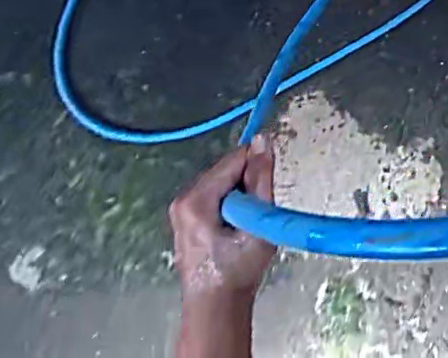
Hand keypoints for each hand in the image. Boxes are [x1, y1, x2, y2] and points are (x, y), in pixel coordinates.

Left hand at [170, 136, 276, 301]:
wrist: (216, 308)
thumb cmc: (238, 270)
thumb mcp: (258, 221)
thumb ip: (261, 178)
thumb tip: (263, 139)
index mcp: (195, 200)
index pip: (236, 158)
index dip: (257, 169)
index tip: (265, 193)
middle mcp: (183, 199)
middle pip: (228, 168)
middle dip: (248, 182)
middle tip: (257, 211)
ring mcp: (182, 209)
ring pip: (225, 179)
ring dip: (243, 192)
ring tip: (248, 220)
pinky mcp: (187, 216)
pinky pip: (218, 192)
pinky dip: (233, 201)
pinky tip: (237, 225)